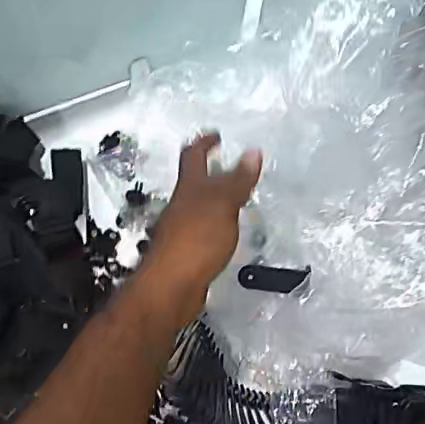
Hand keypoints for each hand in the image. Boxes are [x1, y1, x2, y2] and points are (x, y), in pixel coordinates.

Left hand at [135, 133, 260, 323]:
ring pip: (197, 208)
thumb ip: (238, 180)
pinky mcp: (185, 254)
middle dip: (210, 173)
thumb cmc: (196, 241)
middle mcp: (181, 207)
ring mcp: (180, 231)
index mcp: (189, 189)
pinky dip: (215, 226)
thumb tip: (252, 151)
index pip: (193, 156)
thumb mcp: (223, 205)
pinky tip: (226, 236)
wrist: (172, 287)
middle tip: (230, 169)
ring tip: (236, 202)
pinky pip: (202, 232)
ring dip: (213, 201)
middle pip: (193, 183)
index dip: (204, 142)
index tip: (216, 135)